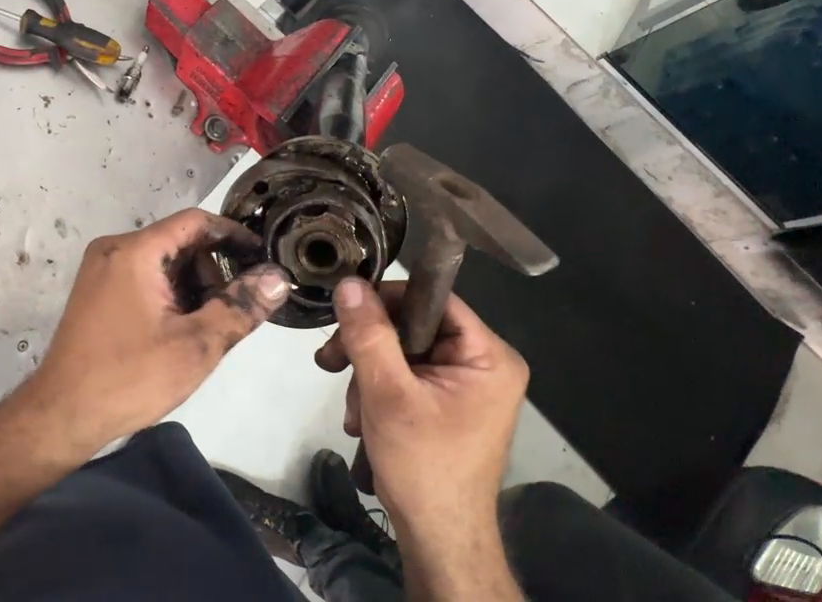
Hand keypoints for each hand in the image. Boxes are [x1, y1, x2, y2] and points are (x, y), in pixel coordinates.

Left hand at [13, 209, 289, 454]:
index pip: (195, 221)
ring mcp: (101, 271)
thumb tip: (278, 278)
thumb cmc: (129, 377)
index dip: (233, 235)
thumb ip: (240, 307)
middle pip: (179, 243)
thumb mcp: (196, 345)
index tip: (263, 257)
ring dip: (192, 287)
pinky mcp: (97, 292)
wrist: (61, 416)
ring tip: (207, 329)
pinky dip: (170, 296)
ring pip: (163, 263)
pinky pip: (144, 278)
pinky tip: (181, 331)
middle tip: (234, 310)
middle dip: (213, 271)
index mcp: (135, 251)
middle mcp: (114, 249)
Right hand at [315, 278, 527, 541]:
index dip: (387, 300)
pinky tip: (365, 418)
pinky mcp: (449, 404)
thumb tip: (349, 283)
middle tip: (332, 363)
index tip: (347, 314)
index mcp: (489, 356)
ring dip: (369, 375)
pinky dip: (380, 391)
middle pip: (413, 326)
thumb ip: (368, 334)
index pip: (432, 299)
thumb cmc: (423, 465)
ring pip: (403, 352)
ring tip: (355, 411)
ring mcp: (467, 386)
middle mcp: (484, 364)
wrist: (437, 539)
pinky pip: (408, 376)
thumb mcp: (388, 393)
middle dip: (370, 349)